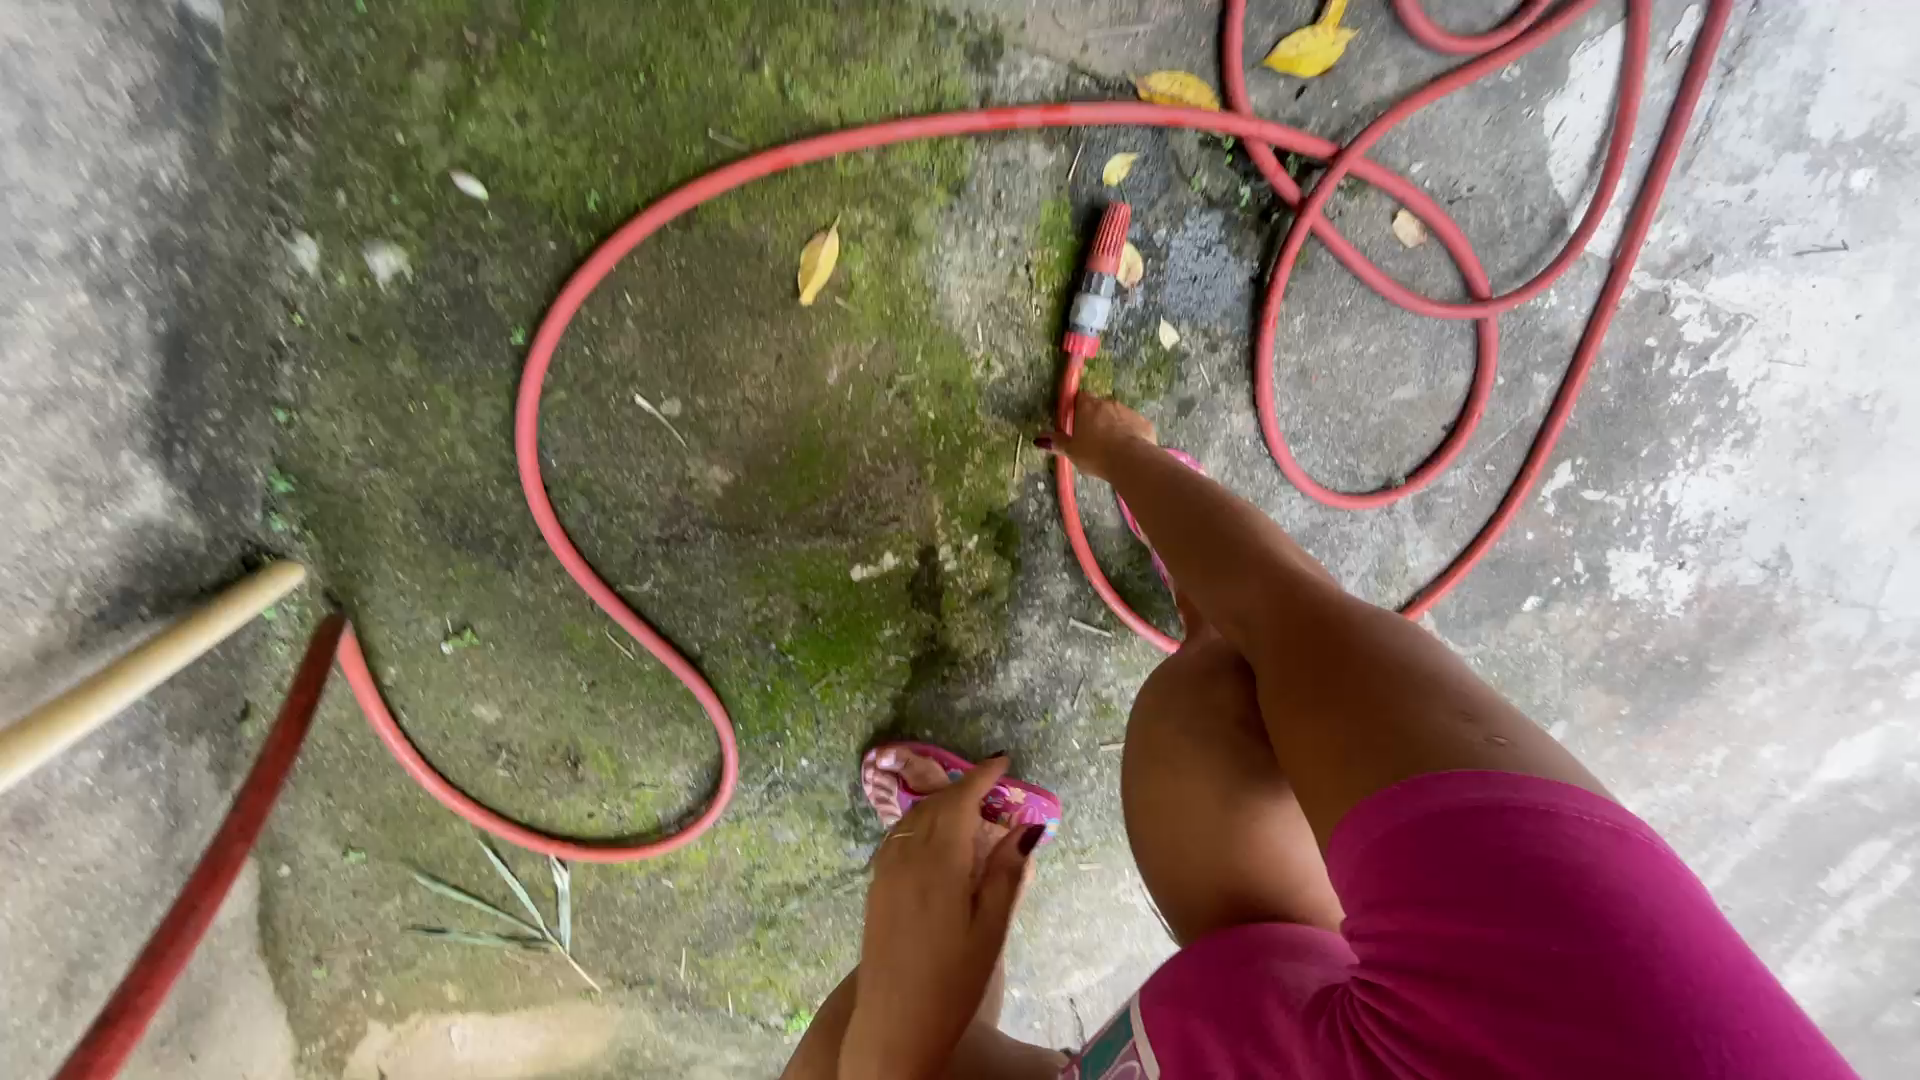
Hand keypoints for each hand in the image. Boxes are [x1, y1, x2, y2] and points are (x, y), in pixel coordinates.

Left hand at [840, 756, 1043, 1079]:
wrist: (893, 1026)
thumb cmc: (952, 981)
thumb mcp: (991, 929)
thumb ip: (1007, 872)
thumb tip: (1029, 825)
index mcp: (939, 861)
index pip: (961, 799)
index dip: (982, 775)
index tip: (1004, 760)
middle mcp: (907, 854)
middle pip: (937, 803)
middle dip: (967, 789)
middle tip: (998, 791)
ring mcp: (885, 868)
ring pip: (916, 816)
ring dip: (944, 804)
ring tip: (974, 813)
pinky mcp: (876, 885)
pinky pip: (901, 834)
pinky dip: (923, 822)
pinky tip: (939, 839)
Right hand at [1036, 394, 1155, 481]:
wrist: (1130, 460)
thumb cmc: (1094, 454)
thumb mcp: (1071, 451)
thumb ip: (1057, 443)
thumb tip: (1039, 439)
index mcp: (1087, 406)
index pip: (1080, 398)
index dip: (1077, 408)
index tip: (1076, 422)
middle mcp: (1108, 403)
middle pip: (1100, 406)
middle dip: (1096, 418)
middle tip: (1092, 438)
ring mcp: (1128, 411)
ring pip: (1118, 416)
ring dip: (1114, 426)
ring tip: (1111, 447)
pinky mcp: (1144, 423)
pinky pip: (1134, 426)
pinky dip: (1130, 434)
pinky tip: (1128, 450)